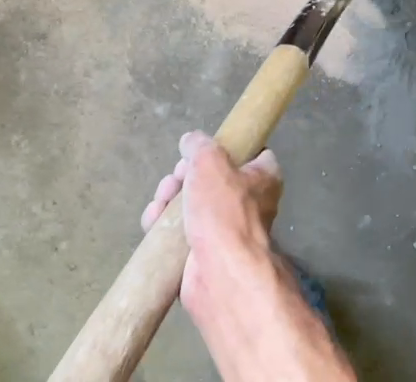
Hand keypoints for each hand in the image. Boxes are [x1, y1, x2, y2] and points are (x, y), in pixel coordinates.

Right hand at [141, 132, 282, 314]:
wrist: (221, 275)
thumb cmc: (225, 211)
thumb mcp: (210, 161)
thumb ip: (199, 145)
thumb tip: (191, 141)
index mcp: (263, 178)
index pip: (248, 153)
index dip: (221, 148)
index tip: (200, 151)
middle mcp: (248, 205)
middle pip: (209, 178)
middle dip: (184, 175)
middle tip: (175, 179)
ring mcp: (224, 232)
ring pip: (190, 205)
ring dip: (169, 199)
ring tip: (161, 201)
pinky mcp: (201, 256)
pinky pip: (179, 234)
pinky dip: (163, 226)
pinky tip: (152, 221)